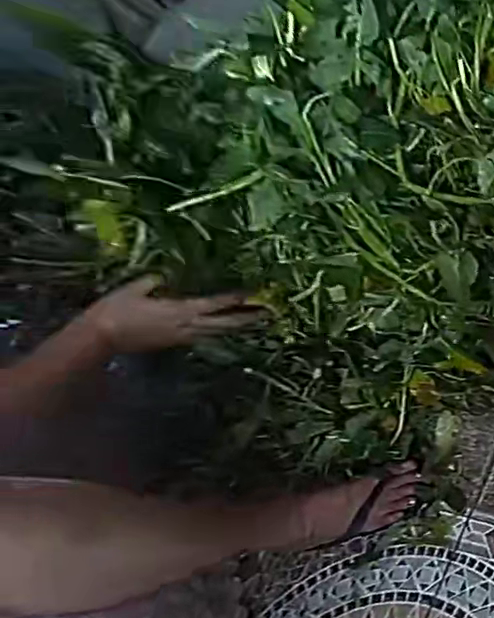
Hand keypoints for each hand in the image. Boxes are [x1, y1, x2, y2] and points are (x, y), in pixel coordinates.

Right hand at [80, 275, 263, 353]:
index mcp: (181, 310)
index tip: (254, 293)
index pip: (216, 303)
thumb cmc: (113, 312)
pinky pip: (210, 336)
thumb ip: (150, 283)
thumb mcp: (130, 291)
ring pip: (223, 330)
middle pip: (229, 321)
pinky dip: (225, 332)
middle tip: (271, 312)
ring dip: (242, 326)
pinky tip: (232, 330)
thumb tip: (163, 275)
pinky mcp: (180, 342)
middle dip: (251, 316)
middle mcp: (191, 324)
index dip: (236, 298)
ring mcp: (187, 335)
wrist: (98, 338)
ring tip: (259, 320)